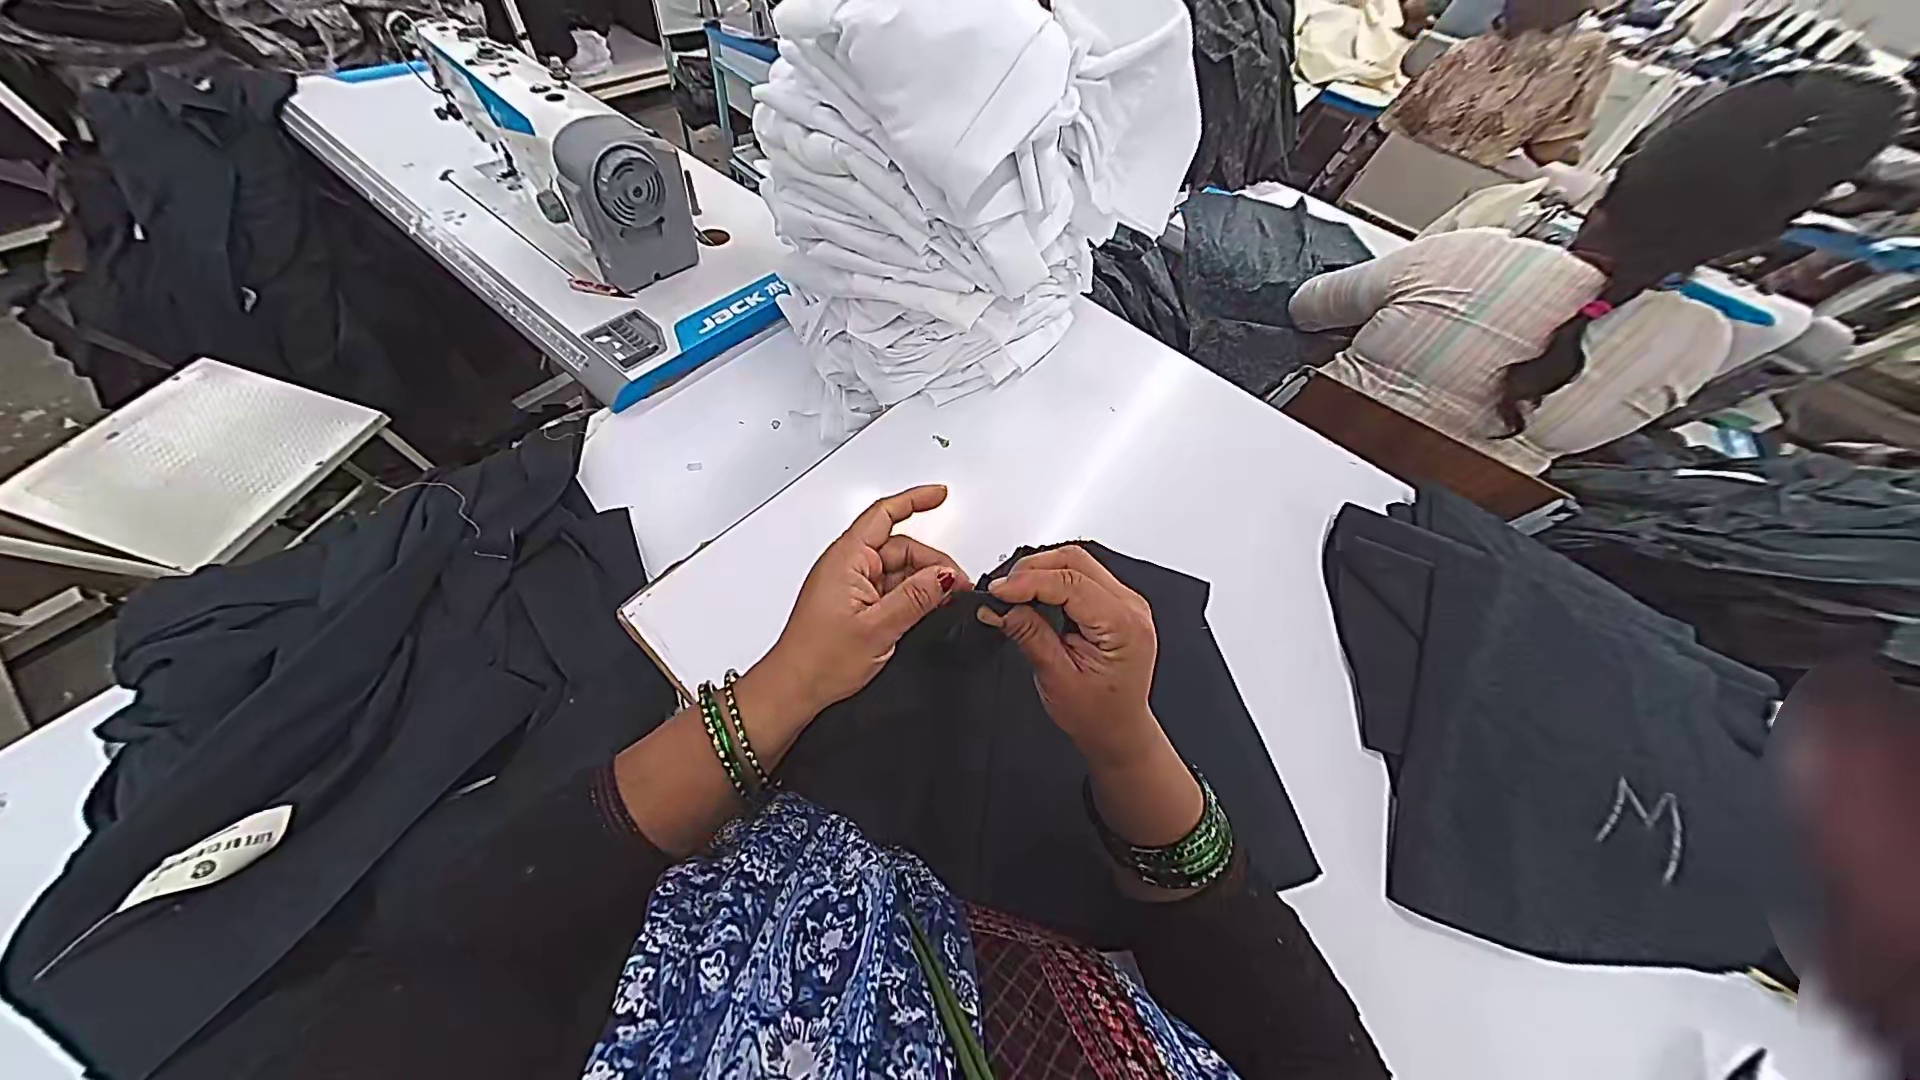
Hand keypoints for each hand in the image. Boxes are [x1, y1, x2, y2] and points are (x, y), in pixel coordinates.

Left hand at [758, 485, 963, 717]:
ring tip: (945, 601)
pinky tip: (927, 609)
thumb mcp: (877, 627)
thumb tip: (944, 576)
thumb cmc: (817, 659)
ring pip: (900, 569)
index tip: (940, 494)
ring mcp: (852, 584)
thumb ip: (915, 598)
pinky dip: (913, 595)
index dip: (915, 500)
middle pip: (901, 547)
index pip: (884, 514)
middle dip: (932, 562)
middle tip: (957, 584)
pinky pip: (892, 588)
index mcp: (846, 558)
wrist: (794, 689)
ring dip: (924, 582)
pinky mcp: (856, 601)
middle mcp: (848, 565)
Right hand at [977, 545, 1158, 766]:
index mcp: (1124, 626)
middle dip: (1033, 569)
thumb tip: (1001, 608)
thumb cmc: (1098, 715)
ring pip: (1076, 562)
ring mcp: (1124, 601)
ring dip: (1040, 571)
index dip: (1029, 581)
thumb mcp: (1057, 679)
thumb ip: (1030, 636)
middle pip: (1076, 561)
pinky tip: (1033, 596)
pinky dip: (1051, 579)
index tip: (998, 591)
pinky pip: (1080, 575)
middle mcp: (1131, 607)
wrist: (1118, 730)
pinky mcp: (1112, 602)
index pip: (1072, 583)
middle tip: (1002, 591)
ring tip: (1013, 594)